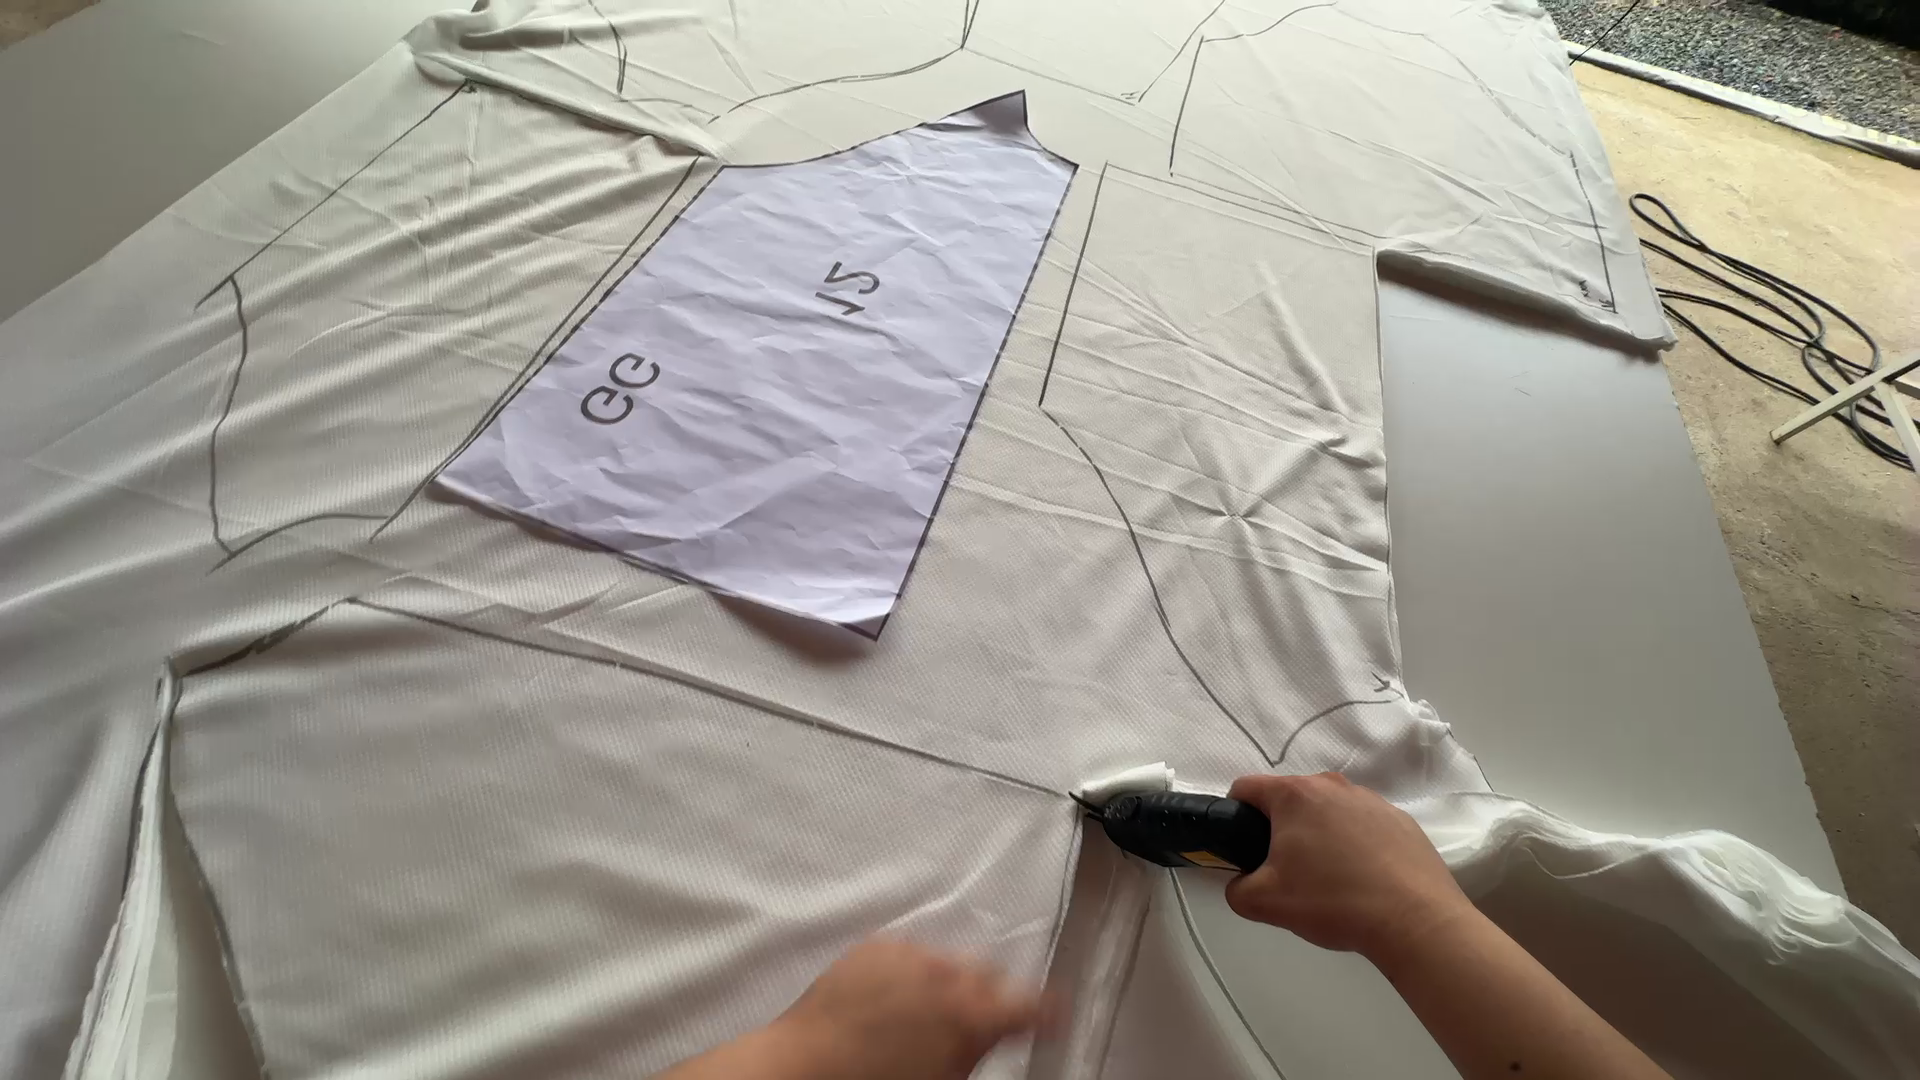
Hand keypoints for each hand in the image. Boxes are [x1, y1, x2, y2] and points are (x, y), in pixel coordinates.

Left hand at [765, 940, 1040, 1079]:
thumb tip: (988, 1038)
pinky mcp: (877, 944)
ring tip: (925, 1013)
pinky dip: (911, 972)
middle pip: (988, 973)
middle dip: (991, 993)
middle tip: (981, 1019)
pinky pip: (909, 953)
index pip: (1029, 1004)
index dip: (1049, 1008)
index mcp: (969, 1015)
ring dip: (948, 981)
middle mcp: (945, 972)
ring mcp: (910, 952)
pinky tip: (894, 999)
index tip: (1059, 1008)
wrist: (804, 1068)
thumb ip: (974, 1053)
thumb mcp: (943, 1079)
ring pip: (948, 959)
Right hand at [1224, 772, 1473, 964]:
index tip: (1245, 847)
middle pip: (1288, 798)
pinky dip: (1356, 844)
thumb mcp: (1266, 902)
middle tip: (1288, 870)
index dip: (1235, 815)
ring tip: (1332, 878)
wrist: (1419, 924)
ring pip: (1327, 810)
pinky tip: (1366, 879)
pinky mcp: (1402, 820)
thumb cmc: (1334, 902)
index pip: (1245, 788)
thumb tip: (1240, 884)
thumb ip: (1236, 889)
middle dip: (1280, 828)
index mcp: (1293, 794)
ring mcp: (1370, 800)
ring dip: (1320, 834)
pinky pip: (1363, 824)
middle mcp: (1330, 785)